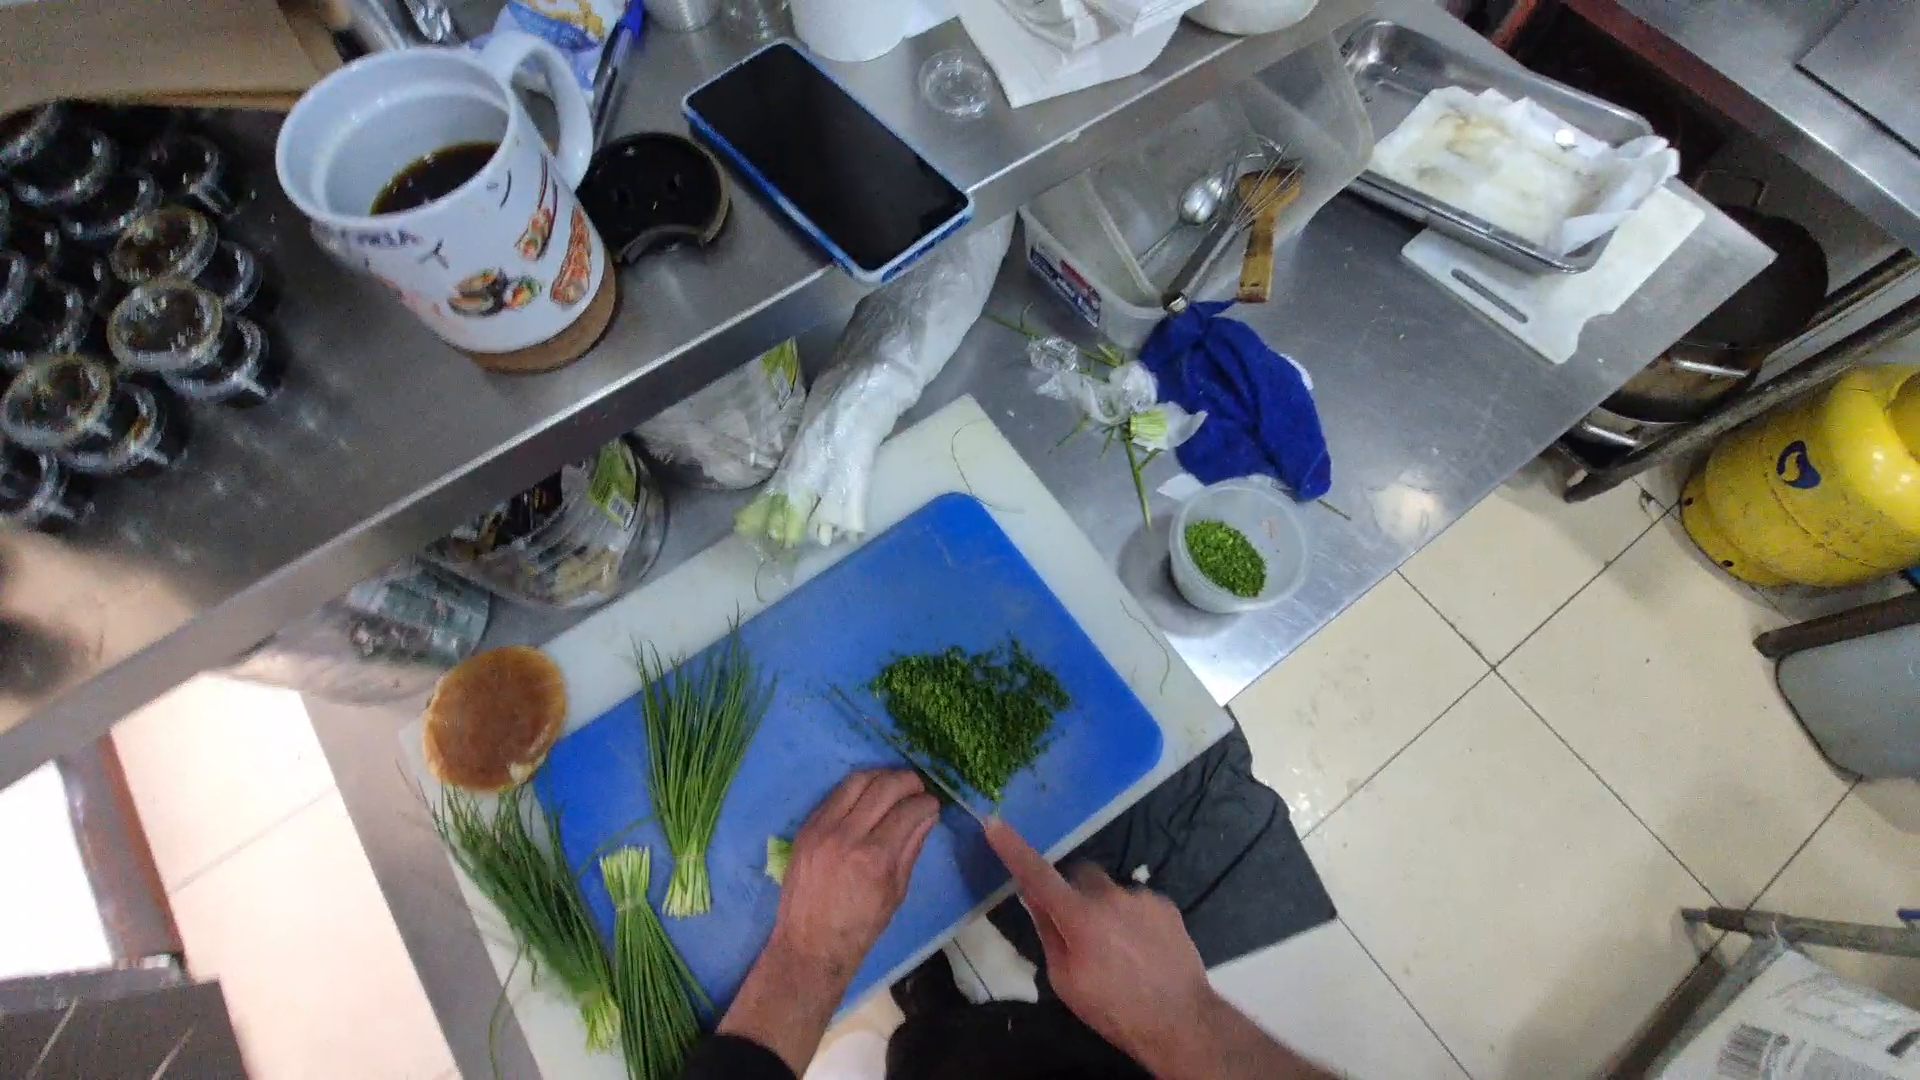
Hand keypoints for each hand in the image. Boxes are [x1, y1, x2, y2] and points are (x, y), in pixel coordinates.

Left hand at [772, 768, 939, 978]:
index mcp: (874, 857)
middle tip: (918, 788)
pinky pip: (836, 794)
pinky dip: (857, 789)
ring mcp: (822, 828)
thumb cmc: (860, 927)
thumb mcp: (897, 892)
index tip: (933, 804)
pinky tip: (869, 795)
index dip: (927, 802)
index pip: (908, 810)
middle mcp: (847, 835)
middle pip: (884, 786)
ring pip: (858, 780)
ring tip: (894, 785)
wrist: (809, 946)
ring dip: (882, 776)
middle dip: (908, 781)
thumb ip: (912, 847)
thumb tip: (928, 814)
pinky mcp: (806, 827)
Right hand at [985, 820, 1213, 1066]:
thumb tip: (1037, 900)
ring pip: (1109, 891)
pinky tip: (1142, 950)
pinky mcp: (1165, 904)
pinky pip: (1137, 902)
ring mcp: (1140, 897)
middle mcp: (1109, 896)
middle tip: (1076, 928)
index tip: (993, 823)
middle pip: (1078, 875)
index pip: (1037, 875)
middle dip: (1072, 892)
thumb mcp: (1066, 982)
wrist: (1183, 1023)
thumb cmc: (1115, 1010)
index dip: (1012, 848)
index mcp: (1079, 917)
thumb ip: (1049, 933)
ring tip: (1119, 951)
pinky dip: (1132, 919)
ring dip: (1105, 910)